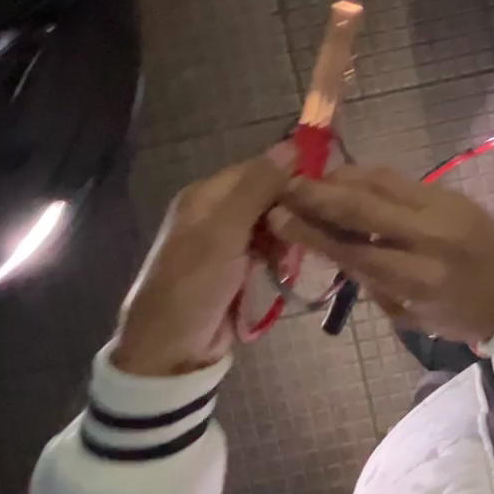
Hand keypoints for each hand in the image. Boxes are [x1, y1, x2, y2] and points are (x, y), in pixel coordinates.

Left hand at [109, 144, 294, 376]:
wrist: (170, 348)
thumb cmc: (194, 284)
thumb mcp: (225, 232)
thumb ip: (258, 188)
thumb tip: (293, 144)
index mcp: (205, 195)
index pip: (258, 170)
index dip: (289, 177)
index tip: (323, 193)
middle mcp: (215, 213)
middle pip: (267, 197)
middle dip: (289, 213)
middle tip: (307, 235)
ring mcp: (225, 243)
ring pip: (271, 226)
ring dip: (287, 240)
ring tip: (292, 261)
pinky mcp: (236, 269)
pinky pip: (267, 252)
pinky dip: (279, 259)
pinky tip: (285, 272)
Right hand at [267, 165, 493, 343]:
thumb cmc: (461, 315)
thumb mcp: (414, 315)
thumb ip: (373, 283)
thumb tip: (331, 248)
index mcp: (420, 279)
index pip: (354, 252)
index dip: (311, 234)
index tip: (277, 219)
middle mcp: (429, 237)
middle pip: (362, 207)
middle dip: (317, 195)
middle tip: (282, 187)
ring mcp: (442, 207)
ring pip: (379, 181)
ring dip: (339, 178)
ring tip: (310, 181)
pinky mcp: (448, 192)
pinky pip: (398, 179)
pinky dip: (365, 177)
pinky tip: (344, 180)